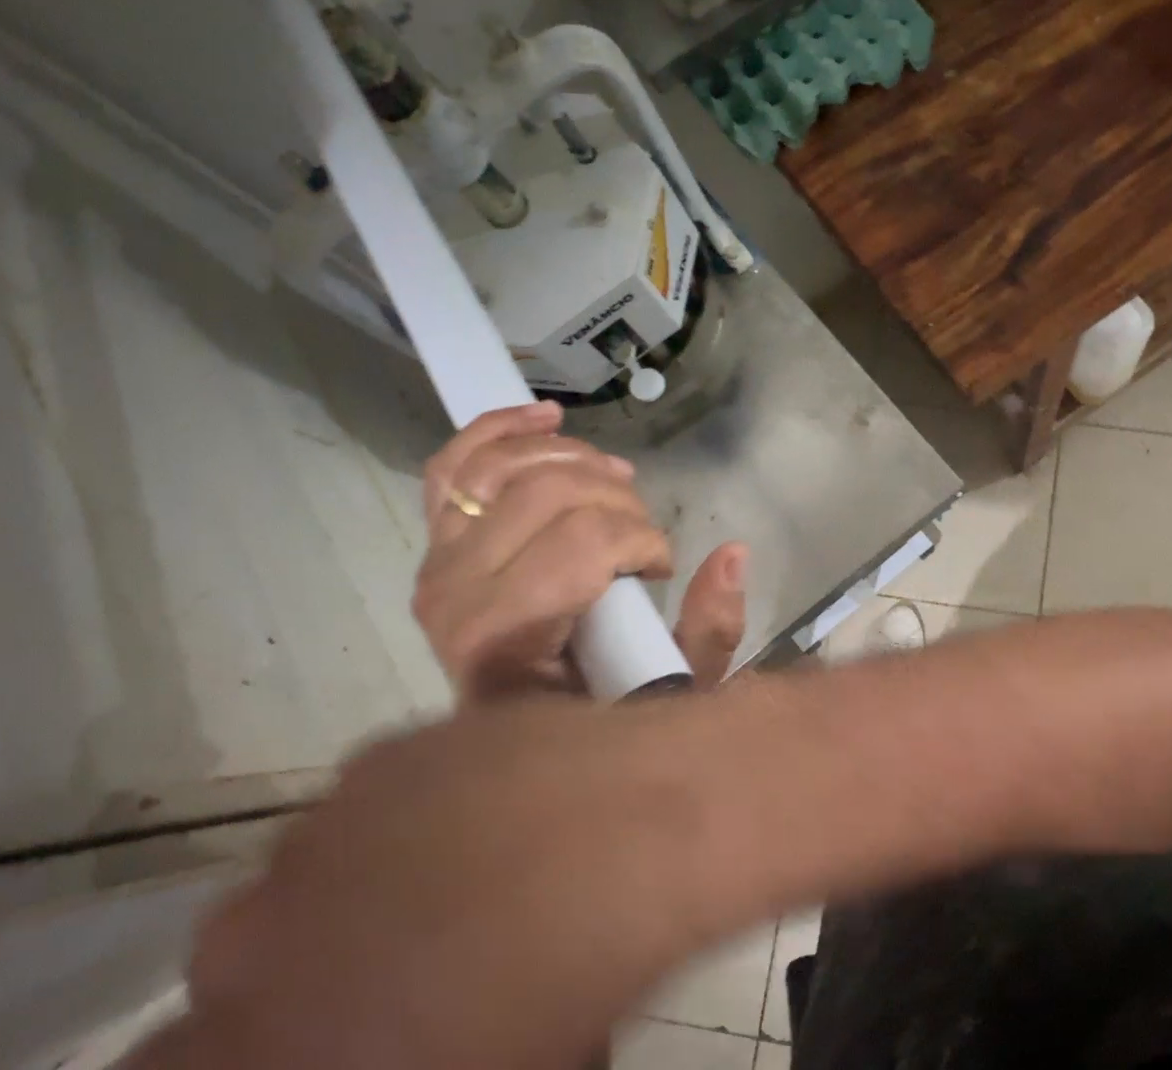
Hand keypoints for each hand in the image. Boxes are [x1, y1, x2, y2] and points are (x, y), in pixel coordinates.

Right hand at [124, 699, 686, 1069]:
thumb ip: (406, 1046)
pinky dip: (418, 804)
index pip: (185, 1059)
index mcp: (270, 1042)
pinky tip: (498, 803)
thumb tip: (413, 1026)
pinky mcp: (385, 750)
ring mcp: (319, 829)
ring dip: (375, 870)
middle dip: (322, 955)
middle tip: (422, 945)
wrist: (639, 829)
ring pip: (318, 864)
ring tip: (480, 863)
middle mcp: (255, 937)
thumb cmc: (573, 978)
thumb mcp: (491, 1058)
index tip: (337, 1024)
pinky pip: (376, 792)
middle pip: (251, 955)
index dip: (272, 1036)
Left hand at [413, 402, 747, 700]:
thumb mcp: (670, 695)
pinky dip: (501, 430)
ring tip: (619, 481)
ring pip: (502, 467)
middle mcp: (456, 595)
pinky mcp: (438, 546)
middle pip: (549, 494)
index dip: (642, 539)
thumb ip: (707, 631)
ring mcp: (438, 565)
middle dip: (619, 502)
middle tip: (645, 535)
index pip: (583, 543)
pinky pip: (454, 466)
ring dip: (574, 459)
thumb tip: (733, 552)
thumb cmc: (596, 725)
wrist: (516, 754)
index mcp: (508, 640)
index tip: (664, 569)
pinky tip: (550, 417)